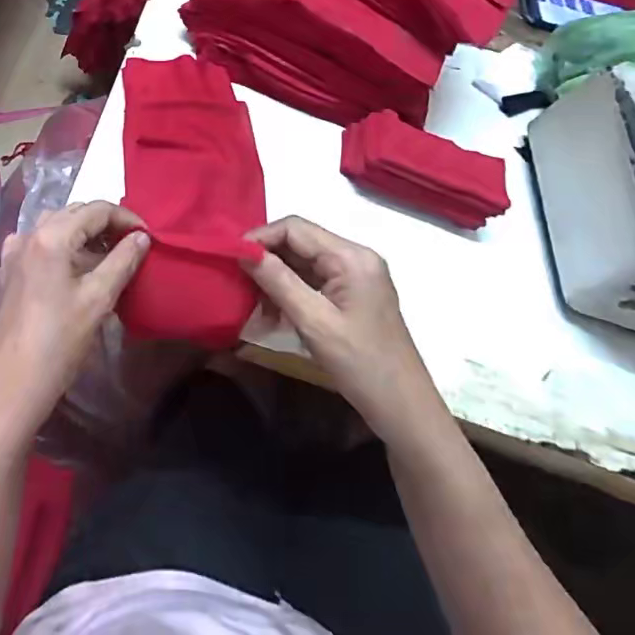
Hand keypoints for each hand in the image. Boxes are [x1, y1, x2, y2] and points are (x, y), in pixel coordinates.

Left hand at [0, 201, 150, 431]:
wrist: (12, 386)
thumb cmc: (59, 342)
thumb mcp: (99, 298)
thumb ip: (124, 260)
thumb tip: (142, 237)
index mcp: (51, 236)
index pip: (97, 210)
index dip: (127, 218)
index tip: (148, 236)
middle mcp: (28, 235)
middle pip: (75, 213)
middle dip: (106, 223)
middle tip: (133, 244)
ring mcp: (13, 253)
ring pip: (57, 226)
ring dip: (85, 233)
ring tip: (109, 254)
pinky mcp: (8, 272)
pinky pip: (40, 244)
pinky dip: (63, 245)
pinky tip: (76, 267)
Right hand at [241, 217, 443, 442]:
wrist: (402, 406)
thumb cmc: (360, 364)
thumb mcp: (314, 322)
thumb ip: (278, 281)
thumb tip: (244, 252)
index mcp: (351, 256)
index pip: (296, 228)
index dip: (260, 237)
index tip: (231, 257)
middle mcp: (356, 257)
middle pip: (300, 242)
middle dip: (267, 259)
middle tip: (237, 282)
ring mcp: (357, 276)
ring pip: (305, 262)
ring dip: (276, 278)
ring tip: (253, 303)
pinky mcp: (354, 294)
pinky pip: (315, 280)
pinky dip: (292, 292)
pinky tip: (273, 314)